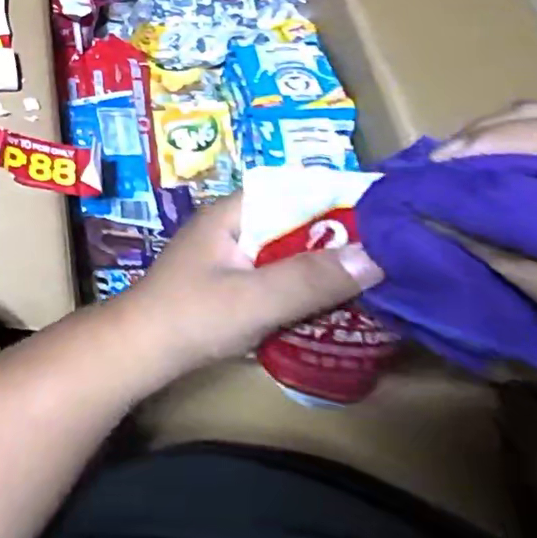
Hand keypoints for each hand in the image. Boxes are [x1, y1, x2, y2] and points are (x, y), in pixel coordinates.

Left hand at [128, 191, 383, 362]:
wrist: (140, 347)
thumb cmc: (193, 315)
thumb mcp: (256, 297)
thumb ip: (310, 278)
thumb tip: (376, 254)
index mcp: (229, 215)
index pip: (289, 190)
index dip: (333, 196)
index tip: (386, 212)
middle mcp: (229, 227)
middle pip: (291, 221)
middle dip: (336, 235)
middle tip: (396, 253)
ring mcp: (226, 256)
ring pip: (286, 250)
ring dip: (322, 263)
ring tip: (379, 278)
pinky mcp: (228, 283)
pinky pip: (275, 274)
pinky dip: (303, 284)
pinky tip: (336, 303)